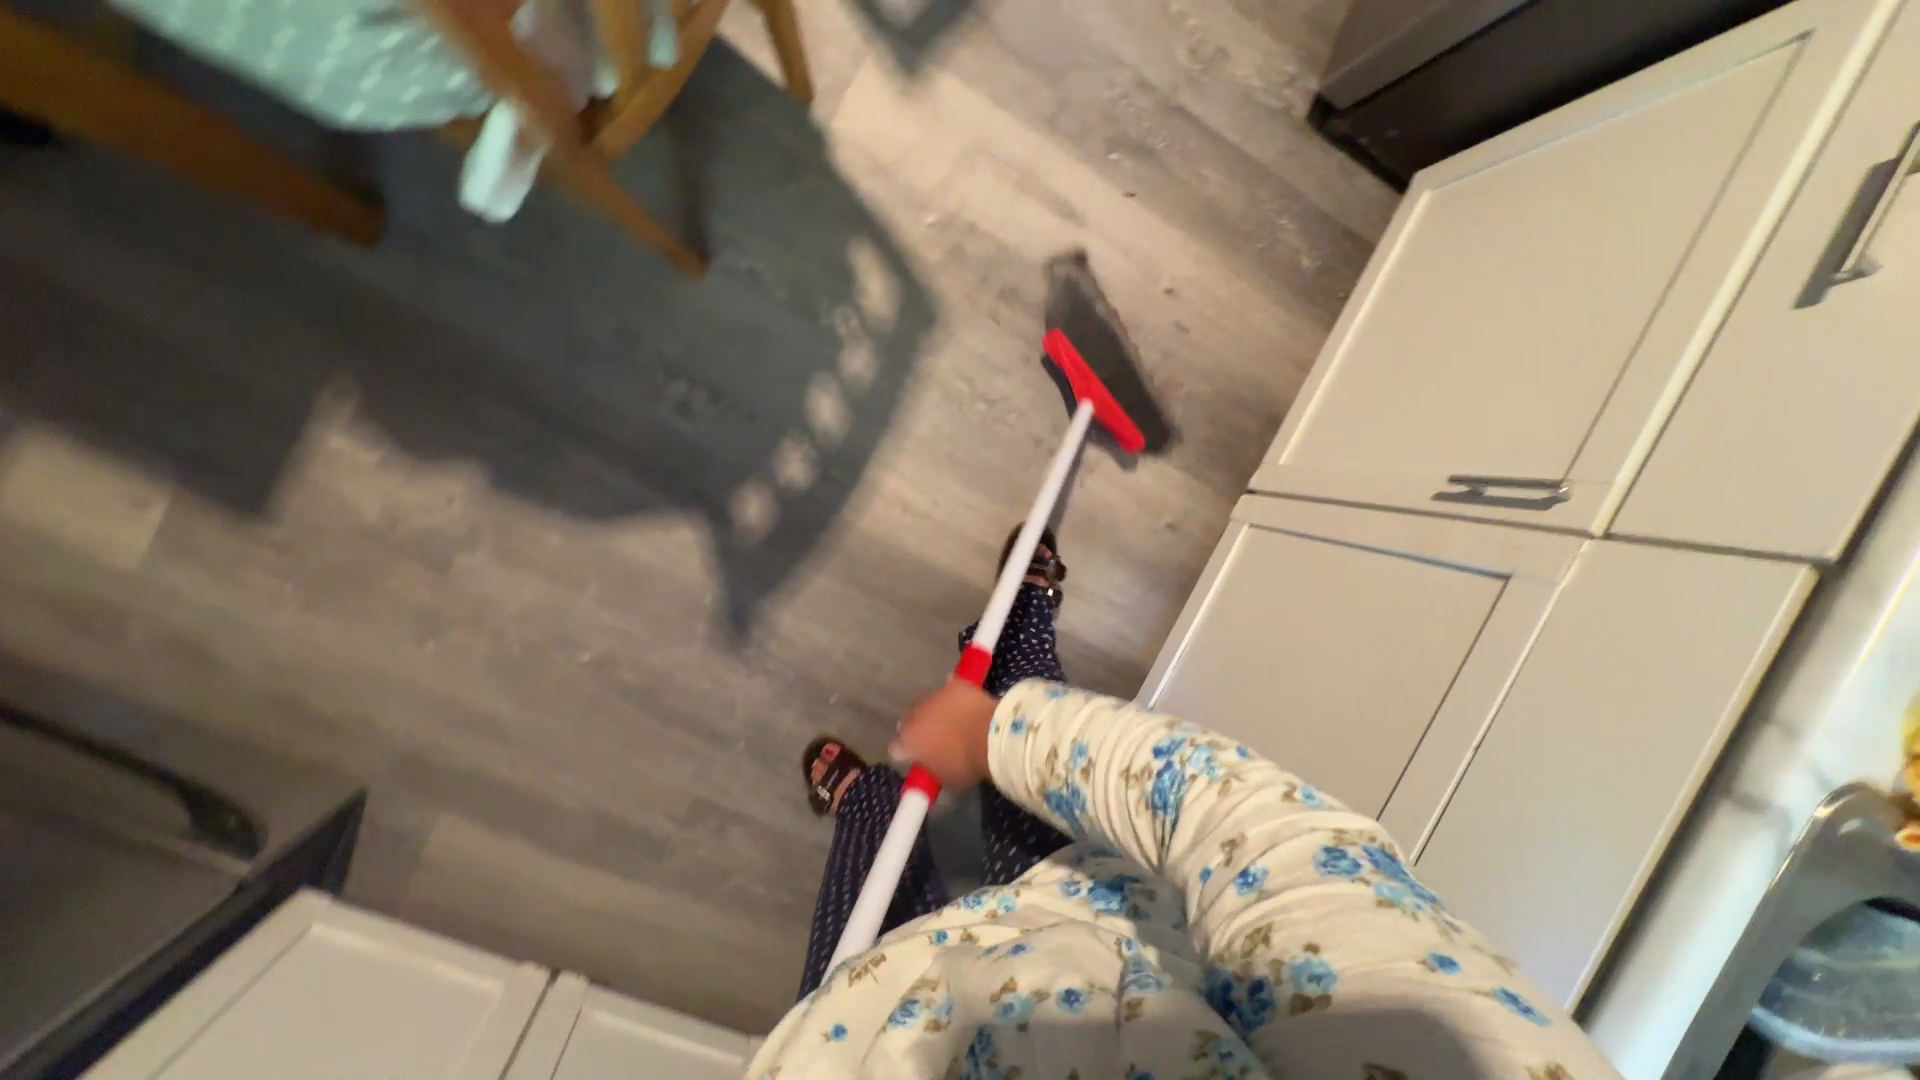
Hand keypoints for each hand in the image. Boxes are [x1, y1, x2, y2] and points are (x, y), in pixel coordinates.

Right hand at [889, 679, 996, 791]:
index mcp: (908, 742)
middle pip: (908, 721)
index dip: (906, 753)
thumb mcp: (947, 781)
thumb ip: (934, 772)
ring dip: (934, 711)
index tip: (918, 757)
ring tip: (953, 720)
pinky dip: (953, 696)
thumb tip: (934, 772)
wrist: (991, 737)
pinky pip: (948, 688)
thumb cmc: (967, 764)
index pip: (895, 748)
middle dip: (918, 729)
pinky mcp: (953, 685)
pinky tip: (962, 702)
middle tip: (935, 738)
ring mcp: (933, 697)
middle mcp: (914, 715)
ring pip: (927, 703)